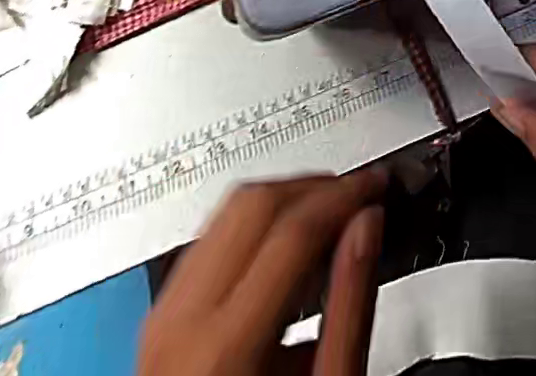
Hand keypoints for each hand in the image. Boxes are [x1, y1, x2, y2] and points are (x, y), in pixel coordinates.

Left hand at [139, 170, 386, 375]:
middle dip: (315, 186)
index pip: (292, 230)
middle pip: (253, 204)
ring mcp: (161, 318)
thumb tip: (368, 226)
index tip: (376, 184)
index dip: (345, 194)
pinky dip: (256, 222)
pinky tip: (289, 242)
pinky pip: (210, 237)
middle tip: (357, 193)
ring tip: (330, 213)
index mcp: (225, 350)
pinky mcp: (159, 317)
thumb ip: (350, 304)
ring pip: (228, 210)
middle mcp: (180, 325)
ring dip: (286, 198)